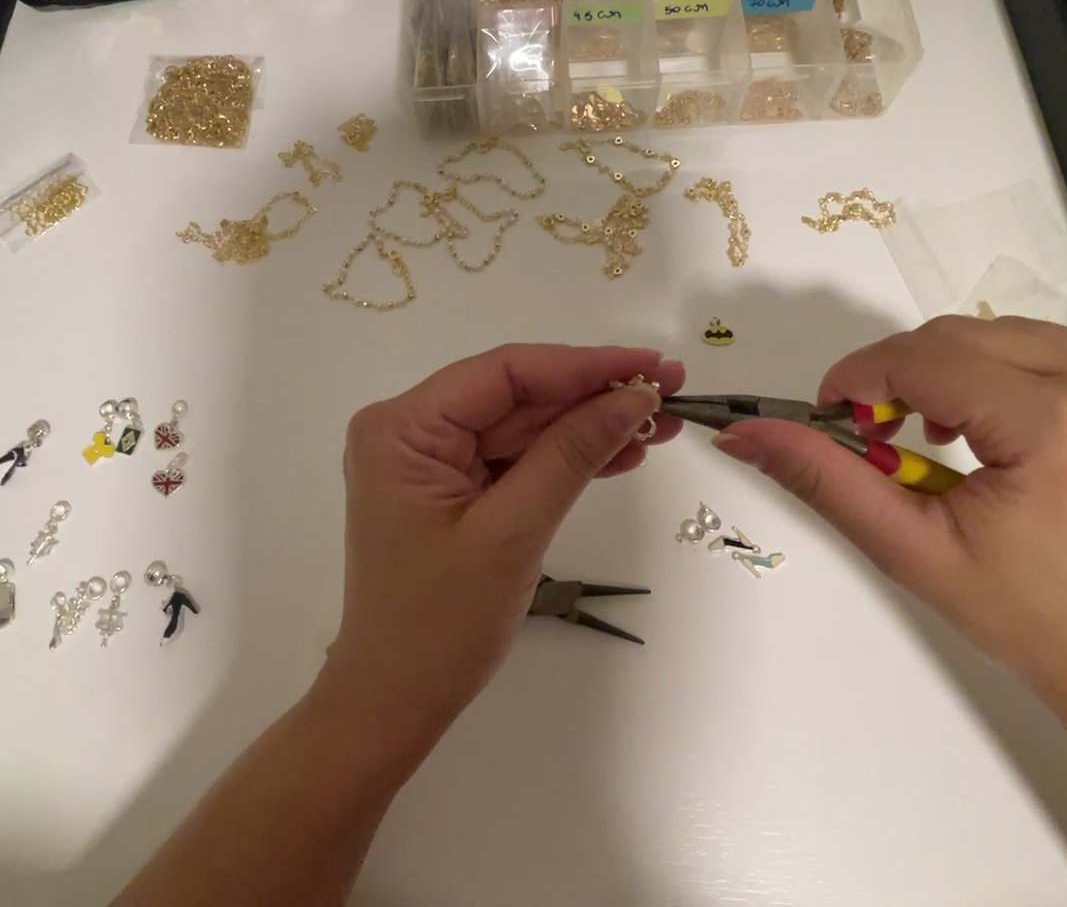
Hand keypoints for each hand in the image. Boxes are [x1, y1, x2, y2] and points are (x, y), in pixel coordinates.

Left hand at [331, 344, 683, 723]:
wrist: (395, 702)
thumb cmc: (440, 625)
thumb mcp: (513, 532)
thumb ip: (572, 454)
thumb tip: (634, 396)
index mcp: (402, 427)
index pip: (504, 372)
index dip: (583, 365)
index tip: (651, 366)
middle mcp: (410, 431)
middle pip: (516, 397)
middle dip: (593, 397)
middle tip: (670, 392)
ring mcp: (430, 462)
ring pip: (522, 428)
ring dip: (587, 428)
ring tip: (660, 426)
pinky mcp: (451, 490)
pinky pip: (515, 461)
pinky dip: (565, 460)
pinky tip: (621, 454)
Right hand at [710, 317, 1066, 708]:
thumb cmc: (1033, 620)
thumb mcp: (911, 550)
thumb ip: (822, 479)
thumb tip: (742, 434)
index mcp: (1061, 425)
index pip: (926, 358)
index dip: (860, 374)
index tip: (832, 412)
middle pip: (968, 334)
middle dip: (905, 372)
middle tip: (881, 435)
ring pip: (1015, 337)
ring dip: (958, 373)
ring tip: (943, 439)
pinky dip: (1015, 381)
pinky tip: (1008, 439)